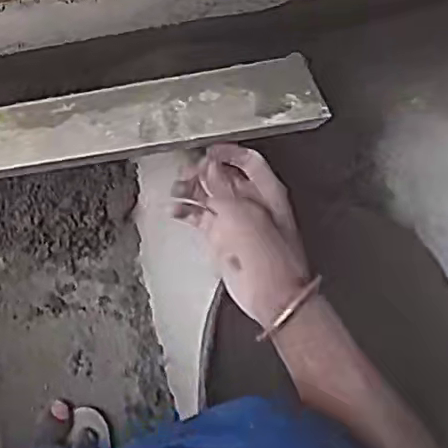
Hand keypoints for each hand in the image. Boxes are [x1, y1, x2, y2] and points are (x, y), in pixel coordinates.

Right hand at [173, 144, 311, 326]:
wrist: (271, 296)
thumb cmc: (269, 258)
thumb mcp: (242, 214)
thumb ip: (222, 187)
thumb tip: (209, 166)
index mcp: (266, 192)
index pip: (246, 160)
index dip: (226, 153)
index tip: (206, 151)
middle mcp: (251, 203)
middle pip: (223, 176)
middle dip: (202, 171)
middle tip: (185, 172)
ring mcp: (235, 219)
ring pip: (208, 195)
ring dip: (190, 190)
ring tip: (176, 190)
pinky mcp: (221, 236)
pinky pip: (200, 217)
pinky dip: (186, 211)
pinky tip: (175, 209)